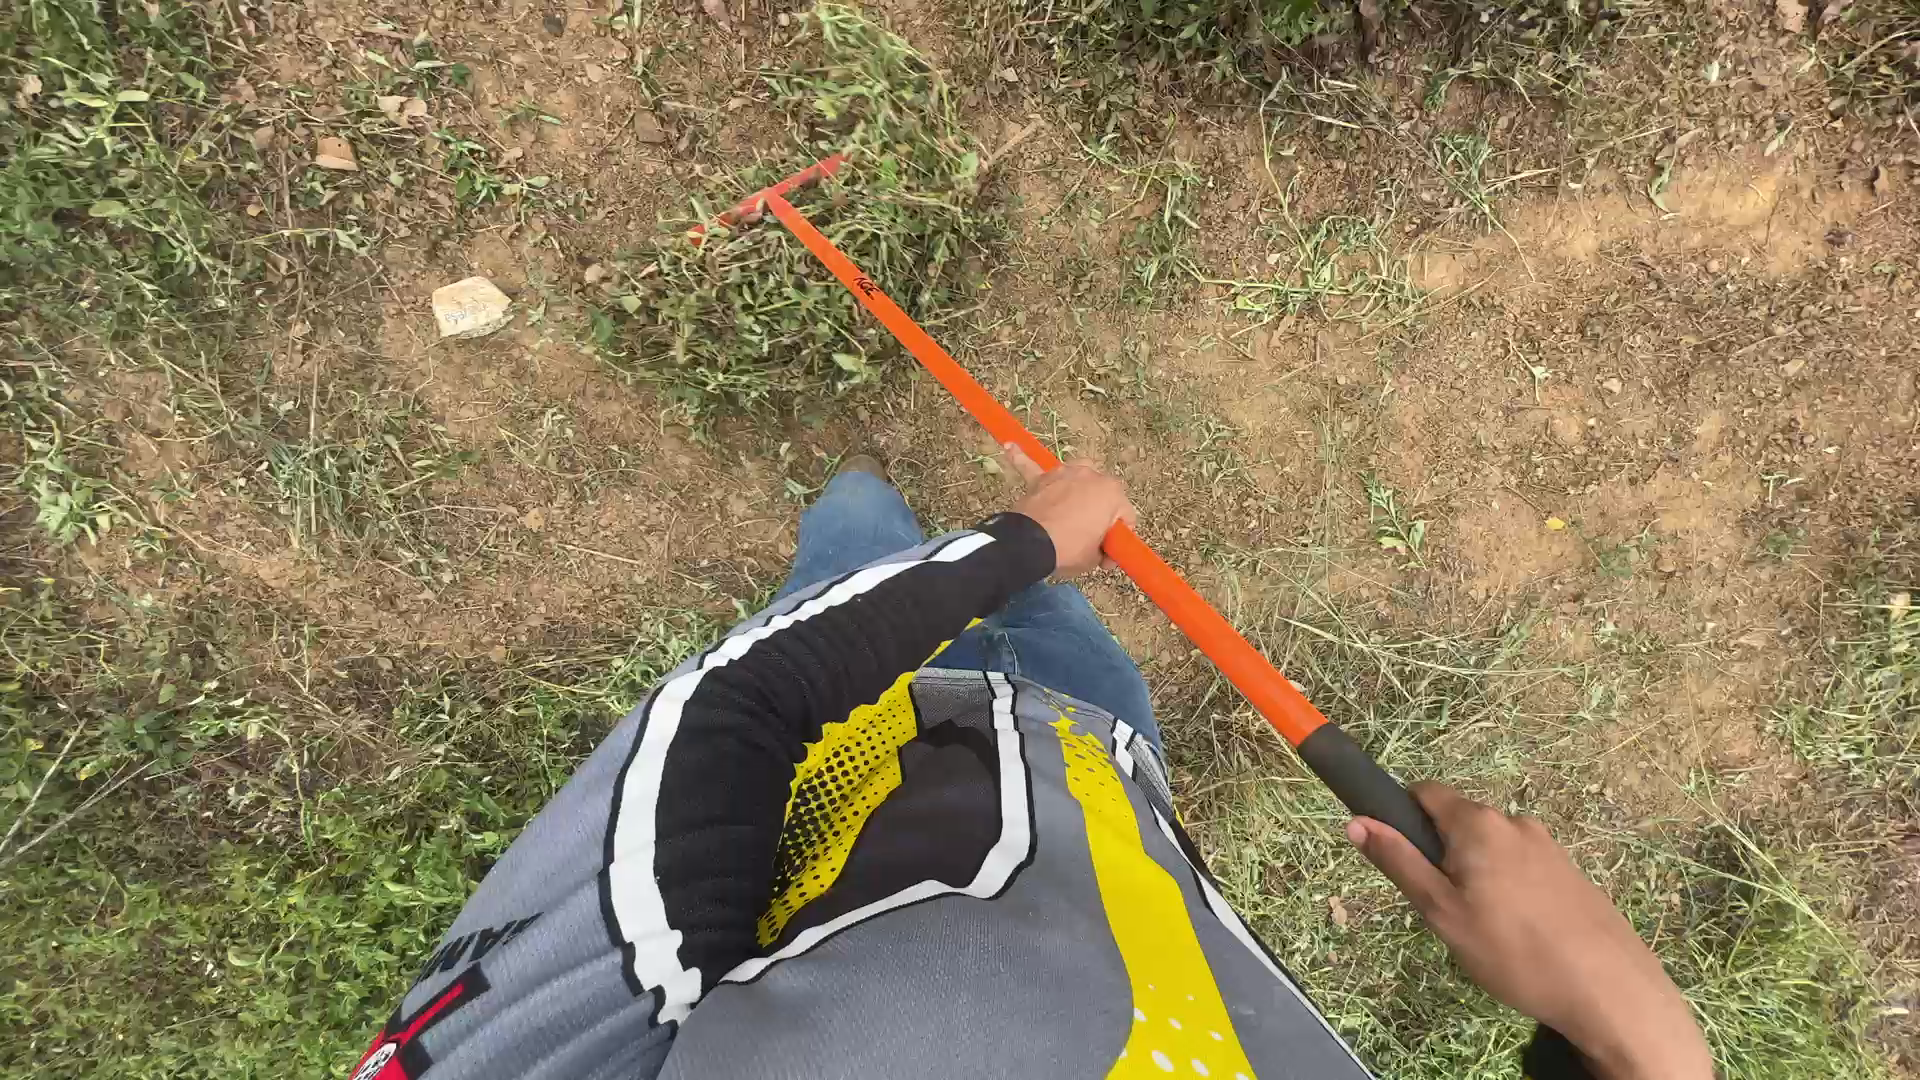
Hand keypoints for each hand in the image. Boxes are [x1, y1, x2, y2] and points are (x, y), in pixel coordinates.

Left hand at [1002, 443, 1134, 579]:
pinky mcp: (1039, 479)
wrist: (1031, 545)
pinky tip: (1009, 446)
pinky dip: (1019, 457)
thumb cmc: (1069, 549)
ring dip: (1076, 486)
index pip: (1124, 515)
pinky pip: (1029, 465)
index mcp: (1112, 493)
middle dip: (1098, 510)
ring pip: (1076, 473)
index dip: (1117, 537)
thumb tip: (1103, 555)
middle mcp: (1090, 475)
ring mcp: (1063, 473)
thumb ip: (1102, 551)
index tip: (1107, 554)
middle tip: (1089, 534)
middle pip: (1101, 492)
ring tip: (1071, 504)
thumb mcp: (1094, 558)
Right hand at [1347, 784, 1712, 1079]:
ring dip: (1477, 872)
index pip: (1423, 791)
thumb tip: (1355, 821)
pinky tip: (1523, 934)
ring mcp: (1552, 848)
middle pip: (1457, 821)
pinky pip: (1523, 866)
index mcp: (1477, 823)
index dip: (1403, 816)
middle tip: (1444, 905)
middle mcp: (1515, 822)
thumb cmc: (1515, 953)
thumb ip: (1396, 860)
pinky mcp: (1577, 877)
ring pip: (1491, 847)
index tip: (1405, 858)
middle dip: (1441, 852)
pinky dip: (1510, 887)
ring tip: (1485, 926)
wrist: (1621, 1003)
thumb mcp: (1440, 910)